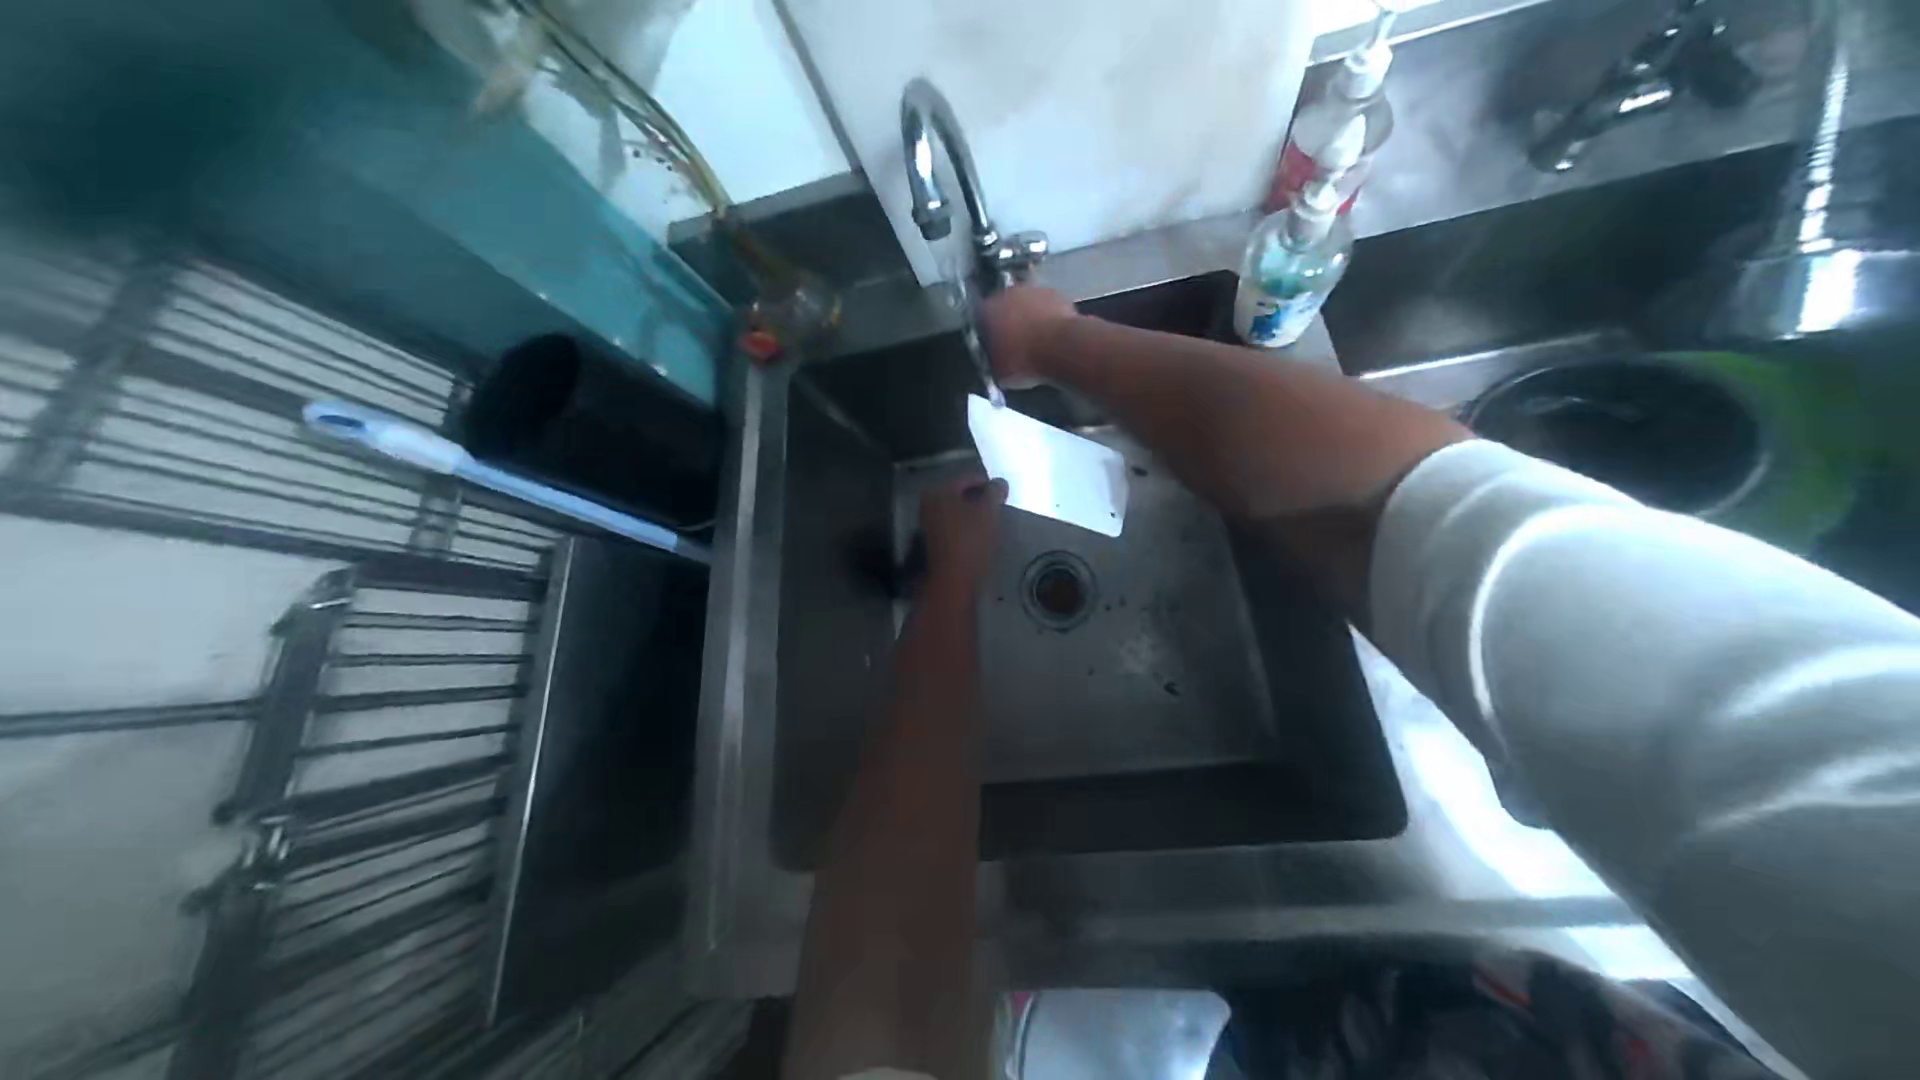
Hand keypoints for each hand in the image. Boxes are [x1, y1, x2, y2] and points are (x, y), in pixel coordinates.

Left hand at [919, 472, 1007, 594]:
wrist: (953, 579)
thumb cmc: (971, 540)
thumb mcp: (988, 512)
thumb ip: (995, 492)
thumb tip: (1000, 482)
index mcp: (940, 489)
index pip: (969, 478)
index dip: (989, 484)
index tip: (1004, 495)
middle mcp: (929, 501)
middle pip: (961, 493)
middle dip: (980, 498)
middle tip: (998, 507)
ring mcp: (928, 520)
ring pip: (957, 508)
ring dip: (973, 511)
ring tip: (991, 520)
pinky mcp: (932, 537)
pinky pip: (953, 522)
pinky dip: (965, 524)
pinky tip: (978, 533)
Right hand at [983, 285, 1077, 388]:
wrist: (1061, 349)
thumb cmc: (1025, 361)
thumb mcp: (999, 372)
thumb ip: (993, 361)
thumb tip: (995, 362)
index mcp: (987, 311)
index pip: (980, 319)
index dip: (987, 333)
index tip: (994, 345)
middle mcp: (1007, 294)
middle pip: (1004, 307)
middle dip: (1009, 322)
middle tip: (1016, 343)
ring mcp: (1033, 290)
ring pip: (1026, 303)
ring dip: (1029, 317)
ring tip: (1036, 340)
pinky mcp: (1057, 293)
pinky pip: (1047, 306)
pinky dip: (1048, 317)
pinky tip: (1052, 335)